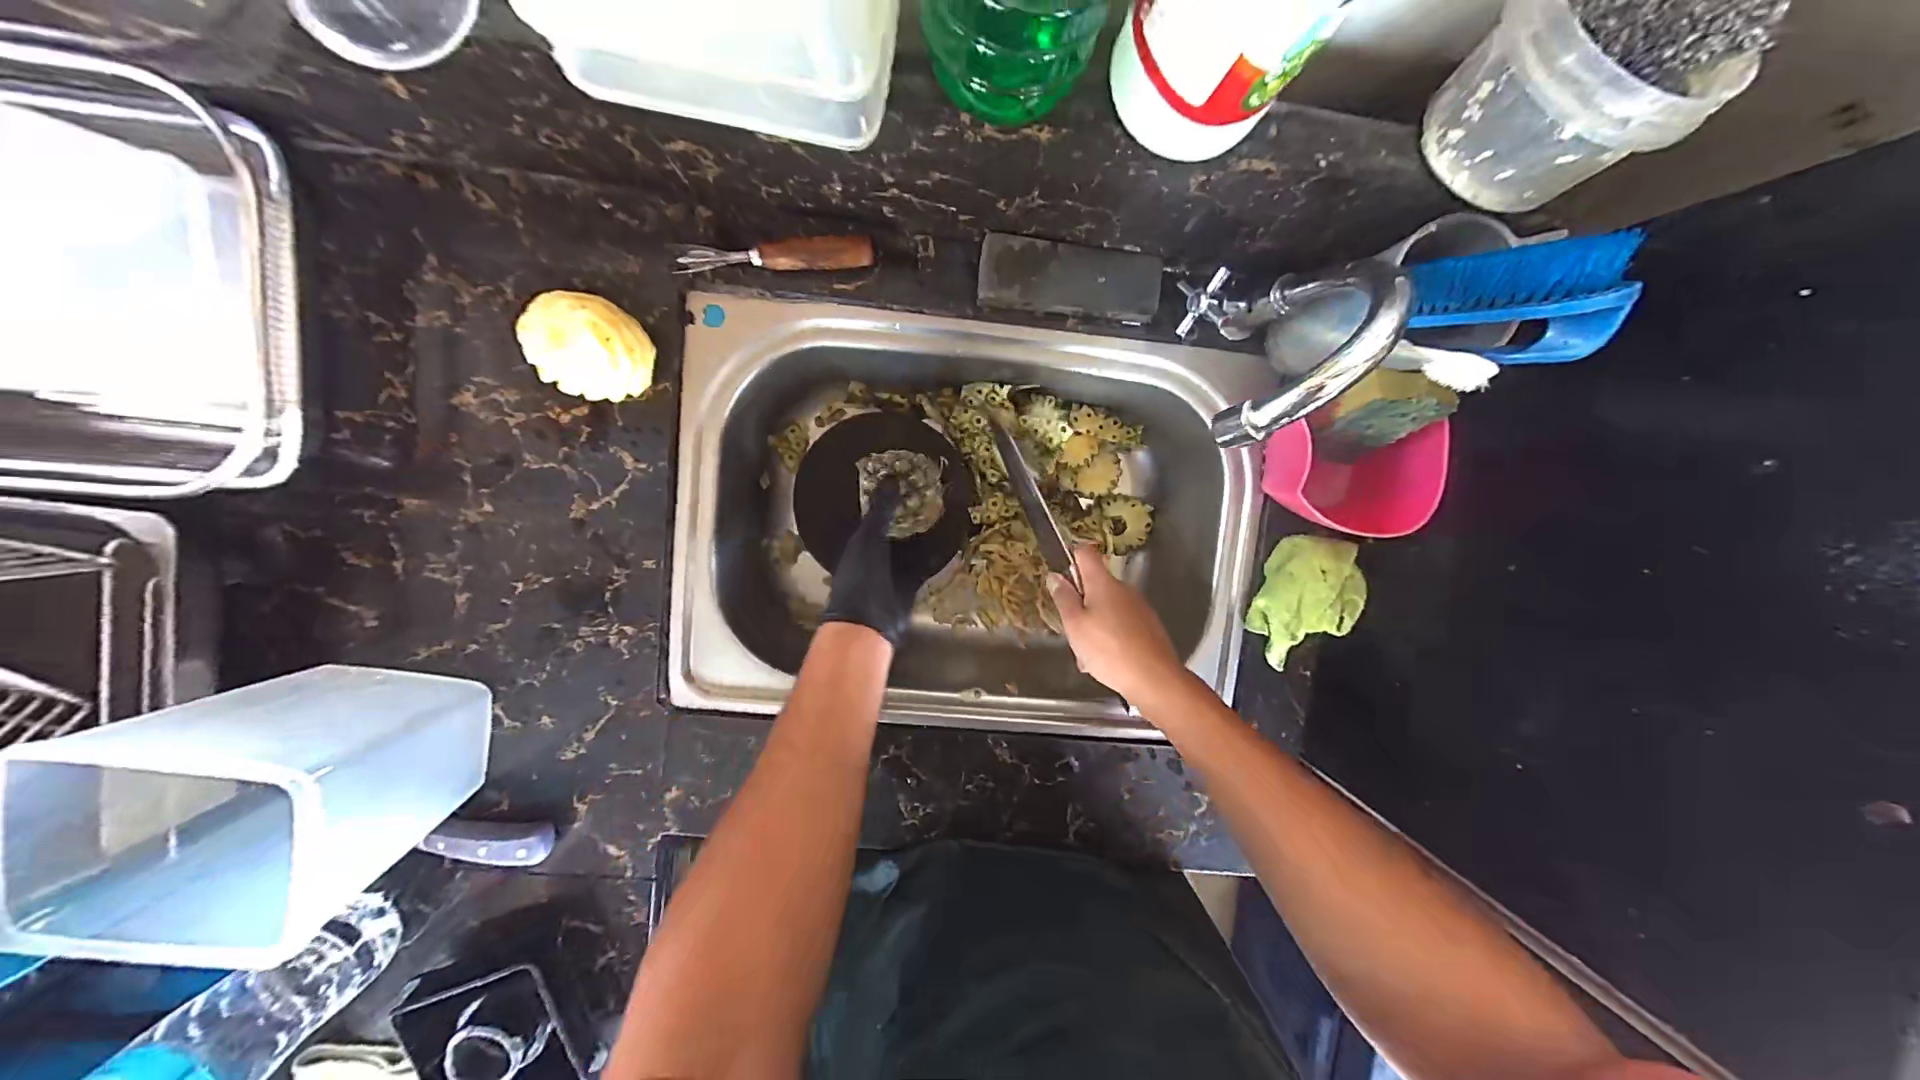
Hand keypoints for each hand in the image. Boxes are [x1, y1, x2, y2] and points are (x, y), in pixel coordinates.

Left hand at [820, 480, 935, 648]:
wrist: (869, 622)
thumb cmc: (861, 576)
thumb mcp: (869, 538)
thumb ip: (881, 510)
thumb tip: (891, 478)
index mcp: (859, 540)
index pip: (874, 513)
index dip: (888, 497)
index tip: (906, 478)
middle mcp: (876, 553)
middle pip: (896, 528)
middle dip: (911, 514)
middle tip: (933, 491)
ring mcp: (894, 569)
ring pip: (912, 545)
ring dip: (926, 533)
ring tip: (946, 510)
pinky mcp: (910, 583)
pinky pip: (925, 564)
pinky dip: (937, 555)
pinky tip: (952, 540)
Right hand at [1048, 545, 1189, 700]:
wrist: (1154, 679)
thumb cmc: (1108, 650)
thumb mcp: (1075, 625)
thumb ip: (1064, 598)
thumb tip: (1056, 576)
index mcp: (1103, 583)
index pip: (1086, 553)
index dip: (1070, 557)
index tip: (1060, 575)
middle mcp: (1124, 589)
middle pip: (1095, 584)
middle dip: (1080, 603)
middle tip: (1071, 627)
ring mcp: (1139, 607)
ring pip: (1107, 608)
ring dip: (1093, 624)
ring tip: (1087, 653)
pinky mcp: (1148, 627)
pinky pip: (1121, 624)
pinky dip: (1109, 637)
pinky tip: (1105, 660)